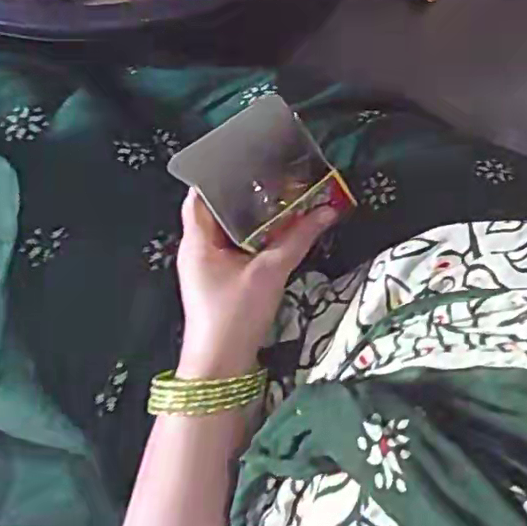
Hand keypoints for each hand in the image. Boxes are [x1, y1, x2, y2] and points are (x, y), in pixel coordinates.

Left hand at [174, 187, 336, 377]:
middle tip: (274, 173)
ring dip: (252, 214)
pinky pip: (236, 244)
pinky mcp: (221, 278)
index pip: (199, 195)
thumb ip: (299, 238)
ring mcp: (207, 264)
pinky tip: (278, 228)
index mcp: (197, 241)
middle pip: (216, 208)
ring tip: (281, 194)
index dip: (218, 174)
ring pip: (228, 228)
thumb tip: (329, 209)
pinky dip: (254, 234)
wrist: (221, 367)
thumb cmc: (236, 313)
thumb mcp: (270, 272)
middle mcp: (198, 248)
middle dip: (244, 192)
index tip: (246, 158)